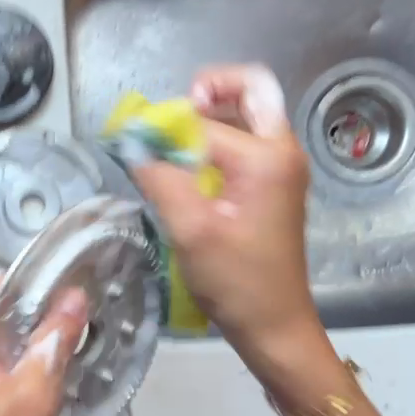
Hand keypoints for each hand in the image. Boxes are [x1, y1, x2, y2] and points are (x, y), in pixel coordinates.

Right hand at [129, 64, 330, 382]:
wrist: (274, 324)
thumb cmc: (236, 282)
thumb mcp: (190, 231)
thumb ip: (160, 179)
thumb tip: (132, 144)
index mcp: (267, 156)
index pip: (205, 121)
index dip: (164, 127)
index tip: (132, 145)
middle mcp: (282, 151)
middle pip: (249, 91)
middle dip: (206, 94)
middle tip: (169, 120)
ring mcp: (281, 167)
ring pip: (247, 115)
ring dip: (208, 119)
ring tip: (171, 147)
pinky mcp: (272, 185)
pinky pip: (245, 144)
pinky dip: (215, 144)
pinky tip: (188, 171)